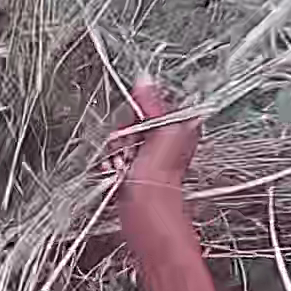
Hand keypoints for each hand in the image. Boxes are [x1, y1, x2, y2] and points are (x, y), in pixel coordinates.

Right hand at [115, 79, 199, 252]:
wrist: (146, 210)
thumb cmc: (158, 179)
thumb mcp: (161, 131)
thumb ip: (154, 104)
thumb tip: (145, 81)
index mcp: (179, 124)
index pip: (151, 102)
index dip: (139, 110)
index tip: (136, 123)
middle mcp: (165, 138)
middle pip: (132, 119)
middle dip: (124, 132)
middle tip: (129, 147)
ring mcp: (147, 153)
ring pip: (119, 137)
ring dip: (115, 149)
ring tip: (124, 162)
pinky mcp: (131, 167)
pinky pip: (113, 154)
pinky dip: (110, 161)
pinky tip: (117, 169)